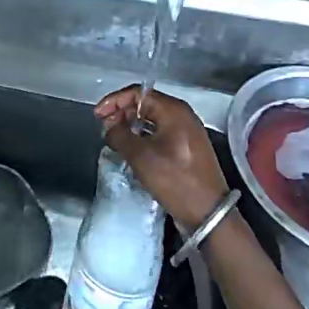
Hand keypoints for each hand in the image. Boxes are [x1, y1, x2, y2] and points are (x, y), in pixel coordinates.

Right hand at [95, 85, 230, 228]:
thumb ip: (119, 135)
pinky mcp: (188, 146)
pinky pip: (160, 131)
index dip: (113, 101)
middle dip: (121, 113)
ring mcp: (188, 131)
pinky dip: (143, 135)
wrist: (210, 215)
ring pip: (152, 118)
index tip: (98, 116)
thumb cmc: (176, 181)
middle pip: (145, 103)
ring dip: (131, 125)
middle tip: (105, 127)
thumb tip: (108, 127)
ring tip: (115, 138)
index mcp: (173, 111)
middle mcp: (183, 115)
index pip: (137, 93)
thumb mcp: (141, 157)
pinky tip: (132, 148)